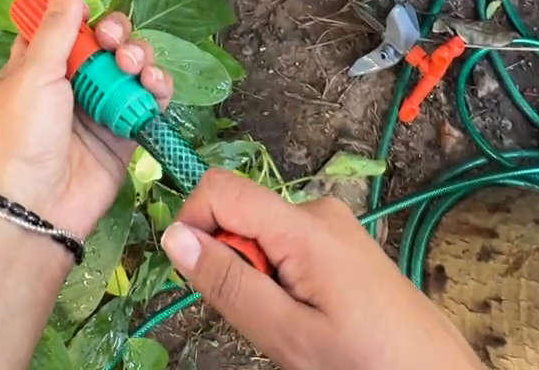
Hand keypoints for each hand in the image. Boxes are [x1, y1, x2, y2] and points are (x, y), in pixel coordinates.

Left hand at [0, 0, 172, 236]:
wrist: (33, 211)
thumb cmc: (20, 134)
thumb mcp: (34, 71)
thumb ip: (59, 22)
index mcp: (36, 63)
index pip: (64, 25)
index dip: (81, 13)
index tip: (90, 13)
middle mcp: (69, 82)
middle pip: (104, 42)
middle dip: (116, 34)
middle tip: (114, 43)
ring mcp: (98, 107)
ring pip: (129, 67)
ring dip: (138, 58)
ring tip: (133, 66)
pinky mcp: (123, 133)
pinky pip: (146, 101)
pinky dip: (156, 89)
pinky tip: (154, 86)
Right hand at [161, 170, 481, 369]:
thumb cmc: (365, 363)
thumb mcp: (288, 335)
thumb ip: (229, 283)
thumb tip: (173, 235)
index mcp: (302, 224)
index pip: (220, 186)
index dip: (193, 223)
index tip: (200, 278)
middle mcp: (317, 210)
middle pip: (242, 212)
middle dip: (232, 260)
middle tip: (262, 321)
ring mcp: (334, 225)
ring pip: (264, 232)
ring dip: (259, 274)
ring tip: (293, 327)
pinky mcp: (344, 243)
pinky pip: (290, 244)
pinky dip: (282, 276)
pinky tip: (311, 318)